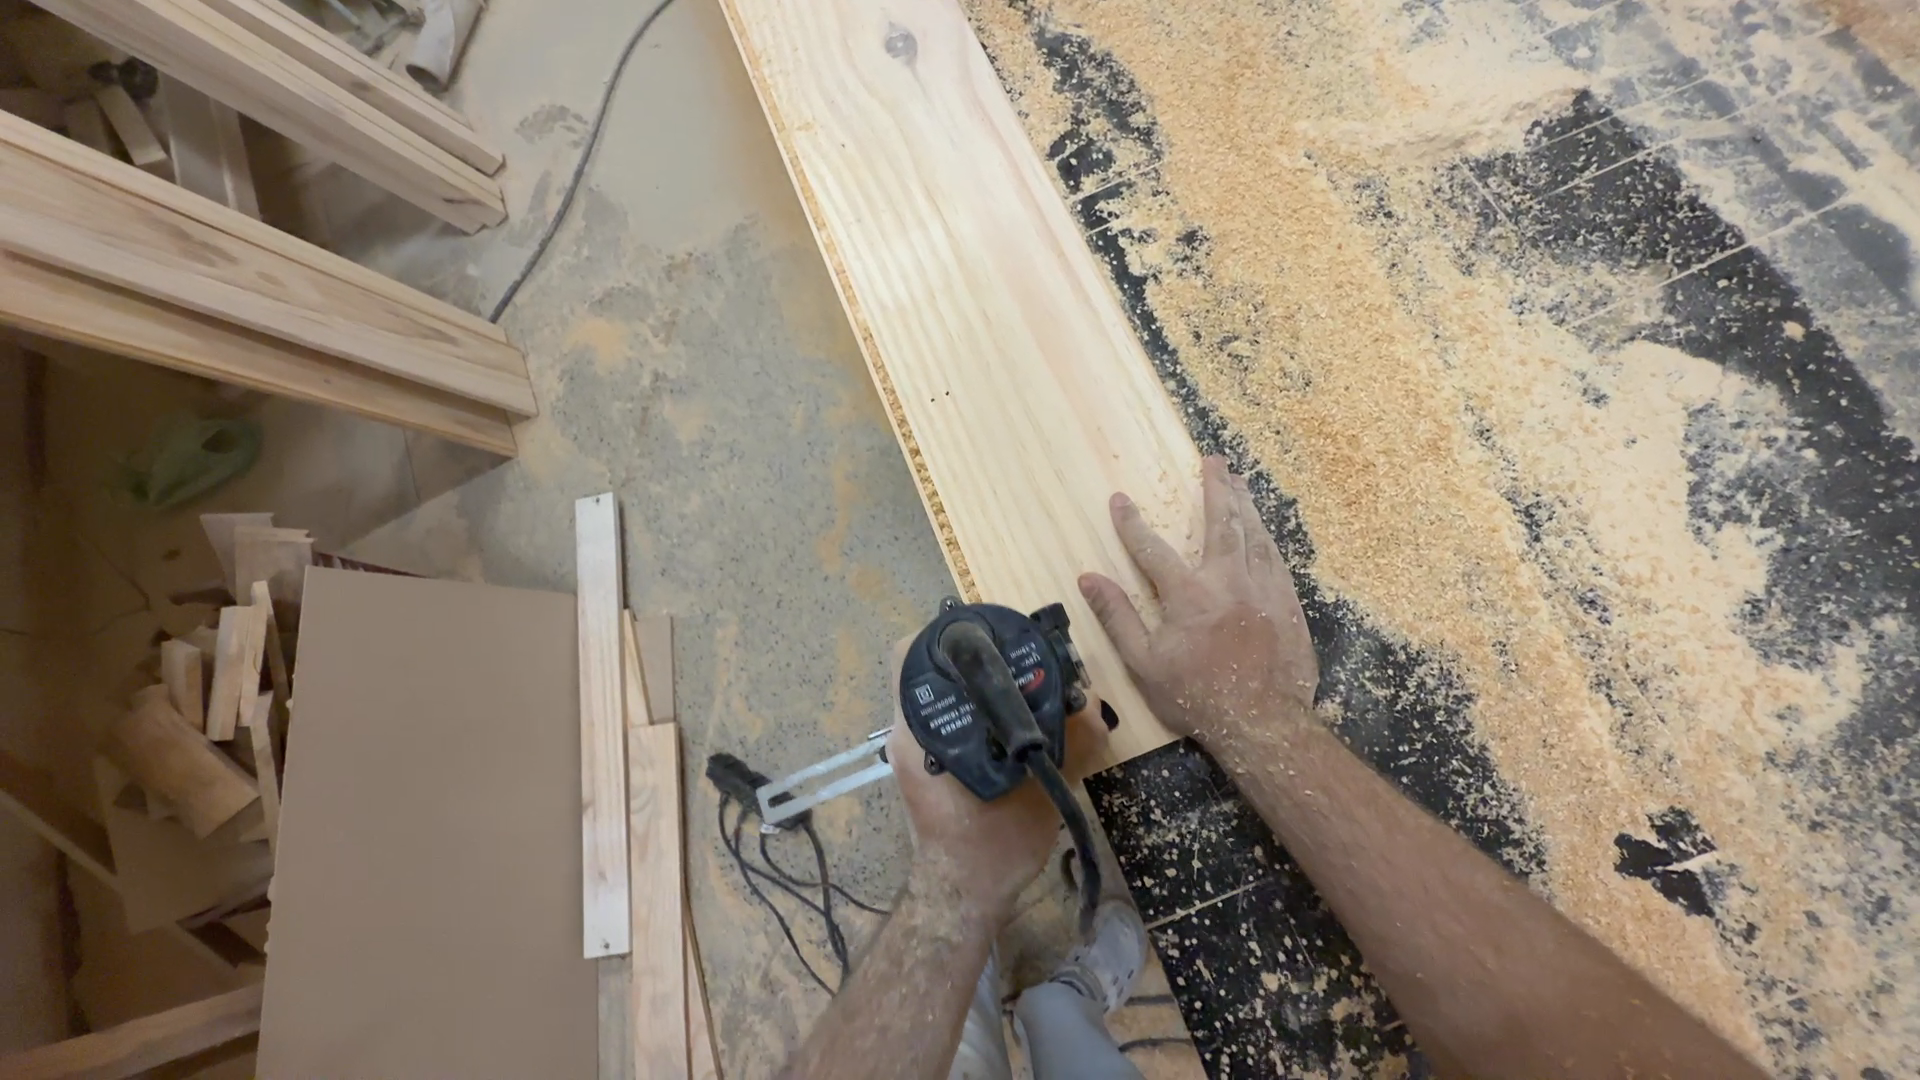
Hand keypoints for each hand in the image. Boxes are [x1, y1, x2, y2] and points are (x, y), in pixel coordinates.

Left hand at [887, 652, 1111, 926]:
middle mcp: (908, 731)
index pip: (910, 653)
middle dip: (970, 652)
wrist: (965, 898)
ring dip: (974, 678)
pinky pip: (947, 715)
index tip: (991, 632)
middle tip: (1016, 651)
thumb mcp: (1037, 798)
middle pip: (924, 663)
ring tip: (1019, 674)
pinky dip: (976, 704)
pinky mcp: (928, 761)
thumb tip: (1095, 703)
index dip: (947, 630)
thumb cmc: (990, 850)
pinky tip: (1013, 712)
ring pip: (937, 688)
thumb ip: (1070, 748)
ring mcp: (914, 747)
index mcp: (919, 733)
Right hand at [1078, 456, 1317, 744]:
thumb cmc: (1195, 695)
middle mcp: (1228, 580)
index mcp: (1188, 594)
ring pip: (1254, 534)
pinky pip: (1276, 558)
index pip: (1152, 548)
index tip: (1119, 499)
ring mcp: (1264, 589)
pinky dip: (1266, 537)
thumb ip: (1117, 616)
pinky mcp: (1288, 603)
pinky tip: (1263, 528)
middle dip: (1215, 488)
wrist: (1262, 722)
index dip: (1132, 523)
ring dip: (1244, 503)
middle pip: (1221, 522)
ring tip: (1238, 480)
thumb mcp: (1143, 662)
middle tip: (1213, 460)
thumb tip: (1088, 578)